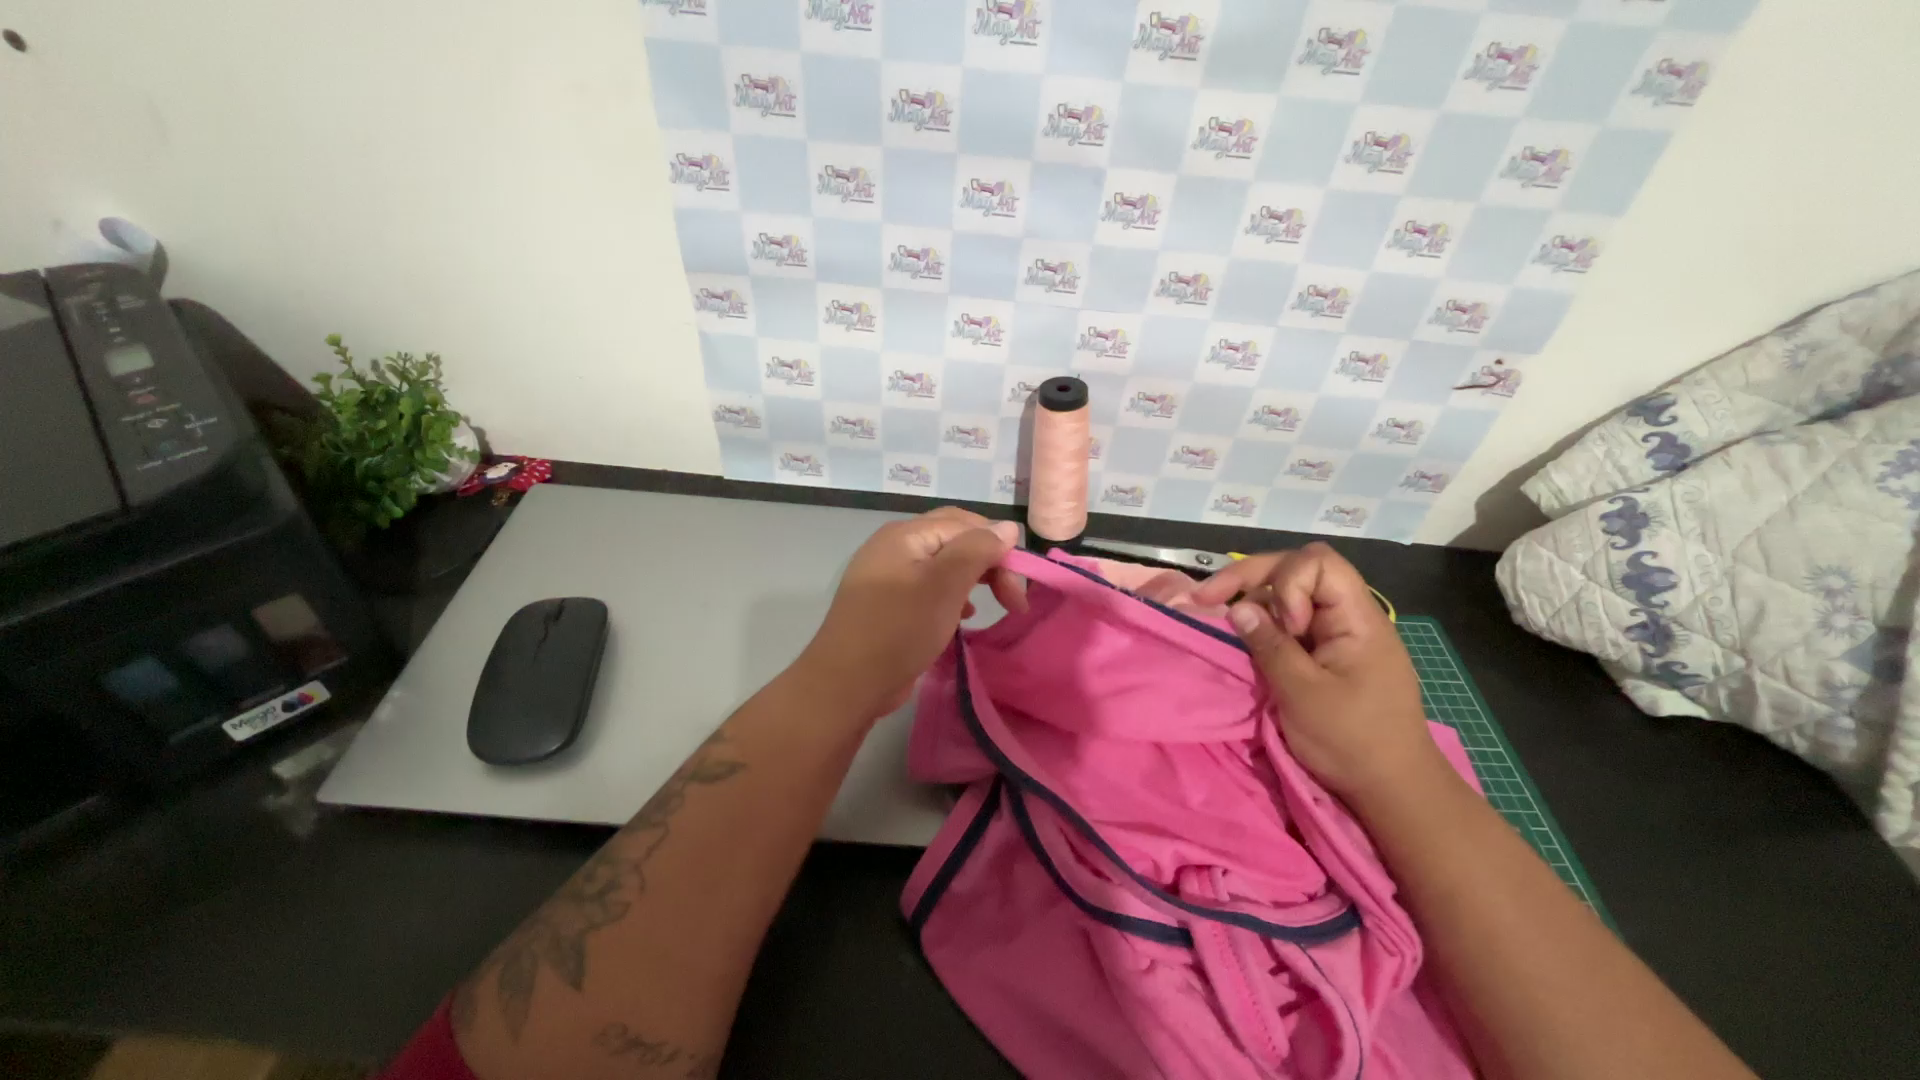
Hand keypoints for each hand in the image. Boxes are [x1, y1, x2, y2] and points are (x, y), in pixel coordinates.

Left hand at [793, 507, 1027, 719]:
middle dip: (990, 564)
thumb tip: (1008, 527)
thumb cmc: (899, 629)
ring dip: (974, 581)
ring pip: (944, 566)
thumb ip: (978, 550)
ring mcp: (889, 577)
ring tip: (995, 607)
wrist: (846, 684)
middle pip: (955, 541)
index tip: (1020, 589)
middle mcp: (895, 548)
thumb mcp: (944, 585)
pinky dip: (954, 598)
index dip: (999, 549)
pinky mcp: (889, 606)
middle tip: (1014, 601)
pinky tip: (964, 617)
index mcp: (906, 534)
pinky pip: (930, 590)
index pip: (966, 524)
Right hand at [1189, 543, 1441, 802]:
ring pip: (1292, 596)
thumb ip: (1269, 646)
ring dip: (1256, 603)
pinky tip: (1245, 640)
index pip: (1318, 563)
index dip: (1287, 581)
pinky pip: (1294, 625)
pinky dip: (1266, 627)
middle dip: (1252, 579)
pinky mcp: (1330, 656)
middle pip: (1299, 571)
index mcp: (1357, 619)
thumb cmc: (1352, 742)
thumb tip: (1237, 606)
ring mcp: (1339, 636)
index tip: (1283, 627)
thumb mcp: (1303, 695)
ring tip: (1226, 625)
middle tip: (1206, 599)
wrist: (1393, 789)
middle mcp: (1350, 617)